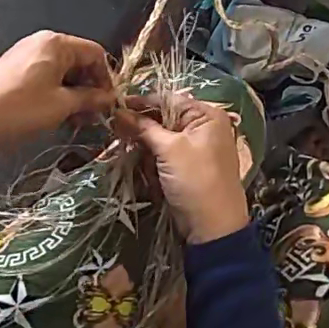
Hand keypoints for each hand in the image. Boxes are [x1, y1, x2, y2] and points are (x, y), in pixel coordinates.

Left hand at [0, 31, 115, 150]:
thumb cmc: (23, 109)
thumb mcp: (62, 105)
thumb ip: (90, 98)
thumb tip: (109, 98)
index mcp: (56, 43)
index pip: (95, 53)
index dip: (106, 78)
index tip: (109, 103)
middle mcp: (41, 42)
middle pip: (78, 60)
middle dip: (89, 87)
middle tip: (93, 115)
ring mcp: (26, 54)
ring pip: (62, 70)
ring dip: (73, 93)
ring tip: (75, 120)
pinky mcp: (15, 68)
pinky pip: (45, 75)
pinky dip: (56, 92)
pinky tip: (57, 114)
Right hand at [115, 97, 249, 242]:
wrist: (213, 228)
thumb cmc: (195, 180)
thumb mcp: (168, 149)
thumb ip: (142, 127)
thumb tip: (117, 111)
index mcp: (207, 115)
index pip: (168, 99)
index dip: (141, 102)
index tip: (115, 105)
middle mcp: (204, 127)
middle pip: (163, 117)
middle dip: (141, 125)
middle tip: (116, 127)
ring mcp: (196, 147)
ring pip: (161, 136)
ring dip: (145, 143)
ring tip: (127, 146)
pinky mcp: (188, 165)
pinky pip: (165, 152)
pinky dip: (152, 157)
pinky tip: (142, 163)